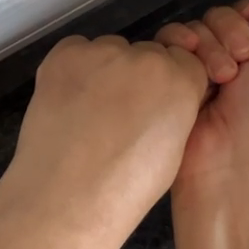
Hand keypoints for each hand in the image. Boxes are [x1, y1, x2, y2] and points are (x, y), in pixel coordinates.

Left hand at [0, 34, 209, 248]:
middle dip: (138, 76)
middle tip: (117, 113)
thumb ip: (176, 109)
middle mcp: (145, 57)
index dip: (169, 85)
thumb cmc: (127, 189)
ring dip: (105, 71)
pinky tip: (68, 102)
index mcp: (181, 81)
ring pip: (111, 51)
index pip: (184, 60)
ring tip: (88, 112)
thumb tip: (162, 96)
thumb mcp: (175, 148)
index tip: (153, 108)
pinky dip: (74, 69)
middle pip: (147, 53)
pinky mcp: (63, 54)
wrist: (67, 198)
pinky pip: (76, 50)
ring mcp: (101, 52)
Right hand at [155, 0, 248, 210]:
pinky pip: (162, 50)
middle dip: (226, 32)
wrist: (231, 178)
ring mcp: (194, 78)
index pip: (244, 18)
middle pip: (214, 20)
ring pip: (189, 32)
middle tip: (238, 62)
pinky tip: (185, 69)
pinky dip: (174, 50)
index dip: (244, 14)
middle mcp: (226, 67)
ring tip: (214, 77)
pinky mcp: (166, 87)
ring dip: (204, 45)